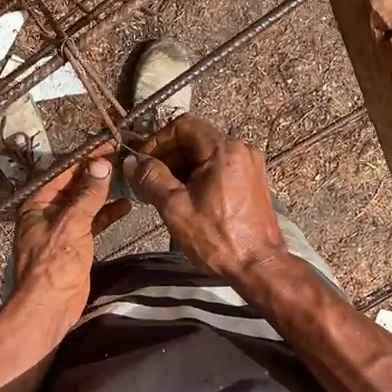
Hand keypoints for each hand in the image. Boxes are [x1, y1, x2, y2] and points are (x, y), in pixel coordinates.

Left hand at [11, 151, 129, 314]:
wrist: (49, 306)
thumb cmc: (53, 264)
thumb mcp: (71, 225)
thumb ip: (87, 195)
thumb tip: (101, 164)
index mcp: (37, 204)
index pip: (63, 172)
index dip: (86, 158)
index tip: (109, 145)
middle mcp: (47, 213)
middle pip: (74, 186)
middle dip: (96, 173)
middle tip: (122, 158)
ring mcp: (61, 229)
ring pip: (84, 204)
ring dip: (103, 192)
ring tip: (127, 178)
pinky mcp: (74, 245)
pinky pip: (91, 222)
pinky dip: (105, 214)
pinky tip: (124, 205)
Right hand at [122, 115, 288, 283]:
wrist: (258, 264)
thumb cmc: (216, 237)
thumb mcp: (175, 207)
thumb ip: (151, 179)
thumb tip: (132, 162)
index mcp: (223, 150)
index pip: (183, 126)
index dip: (157, 140)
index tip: (142, 162)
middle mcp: (241, 148)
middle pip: (195, 138)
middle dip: (168, 155)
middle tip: (148, 179)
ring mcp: (250, 164)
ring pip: (206, 153)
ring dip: (181, 166)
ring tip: (163, 191)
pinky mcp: (253, 180)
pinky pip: (219, 167)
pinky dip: (199, 175)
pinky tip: (186, 197)